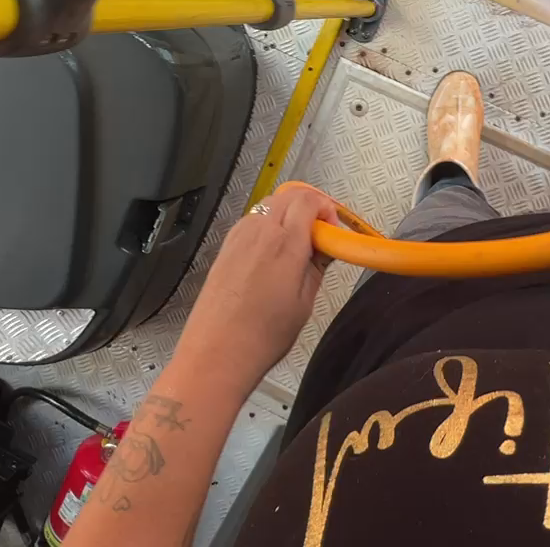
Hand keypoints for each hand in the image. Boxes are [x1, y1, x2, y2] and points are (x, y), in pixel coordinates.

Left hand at [174, 184, 340, 389]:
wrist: (215, 355)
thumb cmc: (263, 336)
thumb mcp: (304, 302)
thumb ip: (317, 266)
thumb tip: (328, 247)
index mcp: (285, 243)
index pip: (310, 200)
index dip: (327, 208)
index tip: (333, 230)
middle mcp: (261, 231)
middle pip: (290, 194)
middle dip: (310, 205)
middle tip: (321, 231)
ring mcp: (240, 236)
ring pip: (270, 204)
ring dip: (289, 212)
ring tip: (298, 242)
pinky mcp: (226, 246)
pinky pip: (253, 219)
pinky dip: (269, 222)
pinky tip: (273, 250)